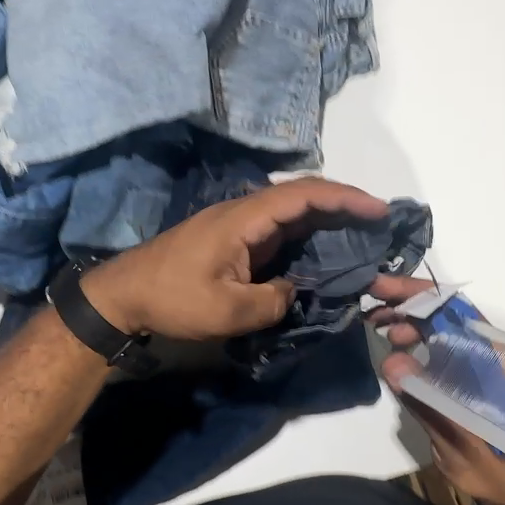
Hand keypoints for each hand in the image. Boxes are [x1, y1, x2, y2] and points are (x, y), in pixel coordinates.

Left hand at [80, 178, 387, 341]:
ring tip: (364, 236)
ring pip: (294, 213)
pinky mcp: (236, 242)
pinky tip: (326, 253)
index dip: (344, 198)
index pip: (304, 194)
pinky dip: (309, 237)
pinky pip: (281, 232)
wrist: (124, 296)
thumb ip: (273, 301)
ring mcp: (240, 226)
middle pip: (303, 197)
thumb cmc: (172, 298)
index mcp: (245, 218)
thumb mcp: (227, 310)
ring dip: (329, 220)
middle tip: (381, 223)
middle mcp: (246, 213)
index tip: (378, 210)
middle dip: (345, 205)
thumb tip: (294, 291)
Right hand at [368, 276, 504, 504]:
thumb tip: (391, 362)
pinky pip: (439, 342)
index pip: (453, 309)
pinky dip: (414, 336)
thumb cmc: (492, 468)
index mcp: (491, 361)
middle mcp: (486, 353)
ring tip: (376, 324)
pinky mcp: (467, 373)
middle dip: (406, 300)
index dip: (417, 293)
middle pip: (445, 309)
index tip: (381, 287)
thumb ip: (427, 401)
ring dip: (408, 317)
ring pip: (440, 323)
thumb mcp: (457, 441)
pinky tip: (394, 345)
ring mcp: (477, 362)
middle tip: (368, 303)